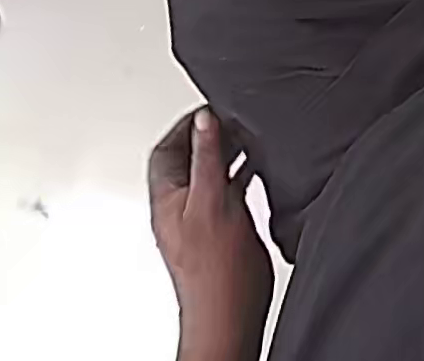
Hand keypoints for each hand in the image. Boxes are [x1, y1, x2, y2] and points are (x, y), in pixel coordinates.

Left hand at [148, 107, 272, 360]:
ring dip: (226, 149)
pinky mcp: (224, 223)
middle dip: (208, 132)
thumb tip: (204, 119)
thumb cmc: (214, 273)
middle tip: (229, 116)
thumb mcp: (210, 201)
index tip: (207, 108)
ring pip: (210, 169)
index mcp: (168, 198)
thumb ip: (207, 157)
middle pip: (189, 156)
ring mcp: (203, 214)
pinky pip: (229, 184)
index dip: (185, 125)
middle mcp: (183, 204)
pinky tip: (257, 163)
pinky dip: (240, 168)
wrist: (230, 314)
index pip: (166, 149)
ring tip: (245, 132)